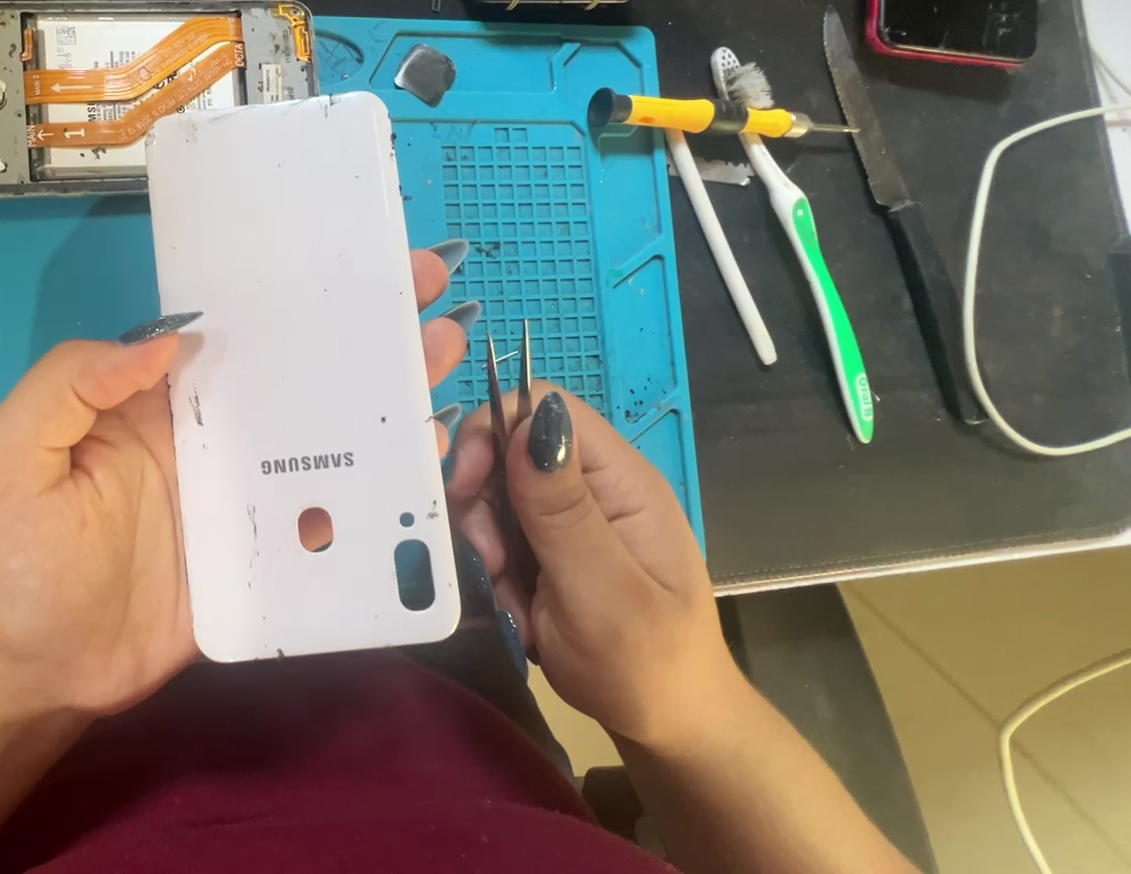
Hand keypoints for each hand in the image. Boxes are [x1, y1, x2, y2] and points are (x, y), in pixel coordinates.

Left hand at [0, 247, 471, 717]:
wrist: (38, 673)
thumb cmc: (13, 558)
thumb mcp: (10, 455)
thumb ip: (70, 385)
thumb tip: (169, 337)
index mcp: (162, 400)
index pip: (235, 332)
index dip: (291, 295)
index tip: (356, 262)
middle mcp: (216, 437)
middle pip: (299, 374)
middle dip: (363, 330)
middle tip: (431, 291)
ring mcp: (247, 497)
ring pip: (328, 438)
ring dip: (386, 397)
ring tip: (445, 353)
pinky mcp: (269, 556)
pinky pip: (332, 516)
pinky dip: (382, 490)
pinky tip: (429, 460)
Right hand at [446, 385, 743, 752]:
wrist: (665, 725)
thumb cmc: (646, 663)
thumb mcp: (602, 591)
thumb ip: (562, 510)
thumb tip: (529, 423)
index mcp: (620, 479)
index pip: (544, 406)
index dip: (493, 429)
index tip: (465, 486)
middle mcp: (592, 484)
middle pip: (507, 448)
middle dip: (481, 501)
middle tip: (489, 559)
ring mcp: (568, 515)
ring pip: (493, 493)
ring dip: (483, 542)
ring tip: (509, 595)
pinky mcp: (548, 544)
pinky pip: (496, 532)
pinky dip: (490, 566)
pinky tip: (512, 604)